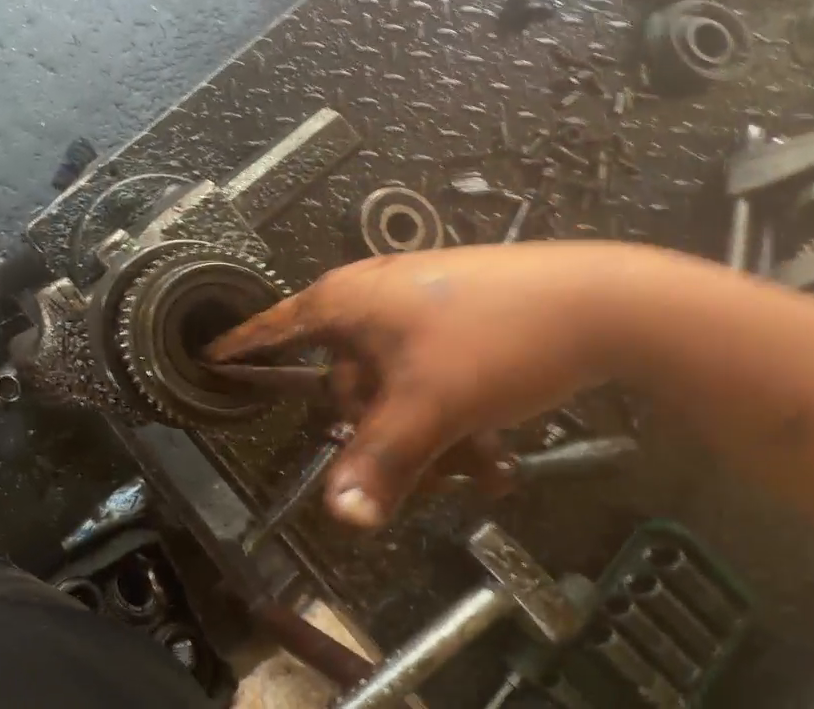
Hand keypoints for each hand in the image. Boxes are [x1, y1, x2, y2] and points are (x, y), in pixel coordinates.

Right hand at [199, 242, 642, 527]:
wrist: (606, 303)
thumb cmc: (493, 342)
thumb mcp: (431, 410)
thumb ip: (379, 463)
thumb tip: (338, 519)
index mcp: (341, 302)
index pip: (271, 328)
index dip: (238, 348)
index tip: (207, 361)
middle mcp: (366, 295)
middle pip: (345, 377)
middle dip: (379, 432)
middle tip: (424, 474)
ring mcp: (411, 301)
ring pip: (393, 381)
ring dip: (426, 431)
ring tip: (479, 467)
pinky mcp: (453, 312)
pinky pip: (427, 369)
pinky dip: (449, 408)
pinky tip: (491, 444)